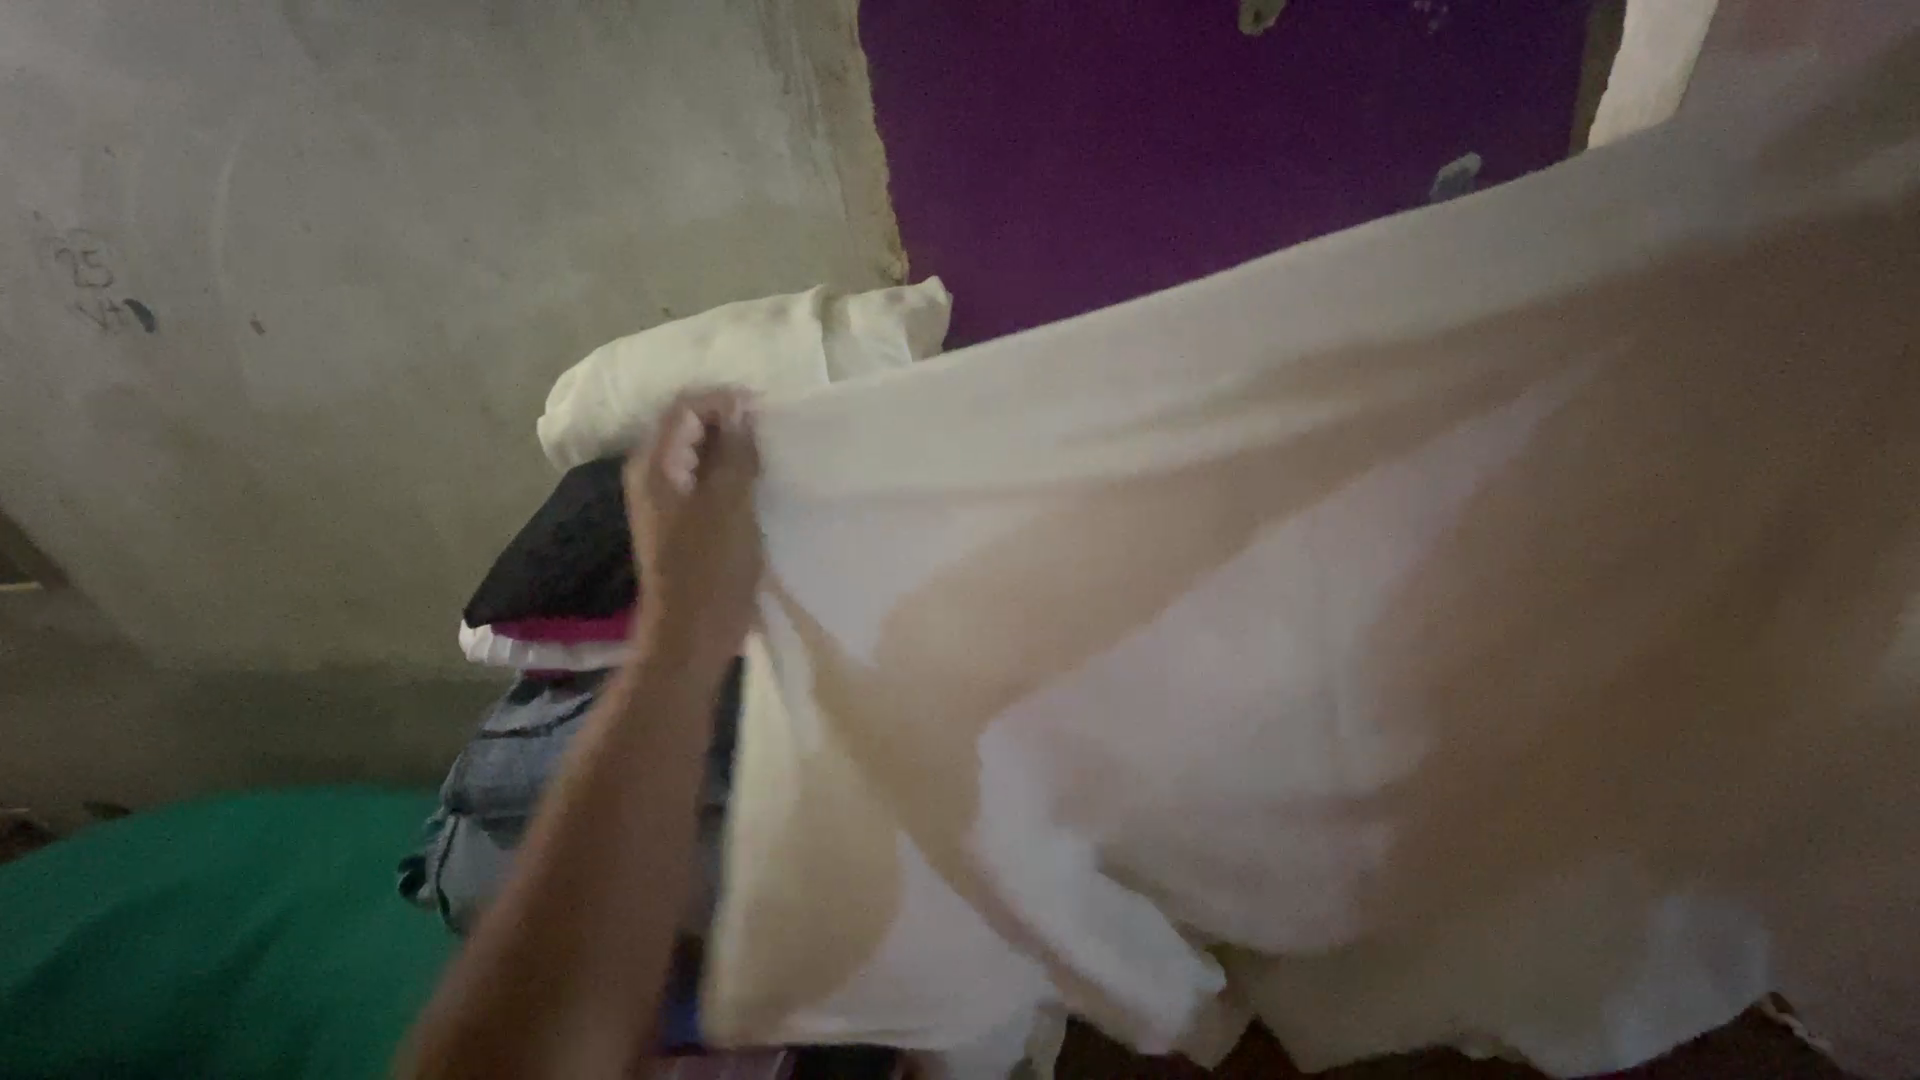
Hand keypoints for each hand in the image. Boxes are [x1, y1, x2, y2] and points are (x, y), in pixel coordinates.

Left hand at [625, 389, 762, 666]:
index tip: (768, 410)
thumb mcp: (729, 504)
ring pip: (699, 454)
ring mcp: (666, 500)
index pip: (686, 408)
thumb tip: (741, 409)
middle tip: (773, 429)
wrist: (692, 634)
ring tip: (770, 453)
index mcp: (655, 466)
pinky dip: (730, 473)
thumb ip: (734, 452)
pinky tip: (758, 482)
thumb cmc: (710, 568)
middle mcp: (653, 476)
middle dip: (730, 421)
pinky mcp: (683, 522)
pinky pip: (705, 480)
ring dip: (733, 447)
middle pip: (688, 427)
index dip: (725, 400)